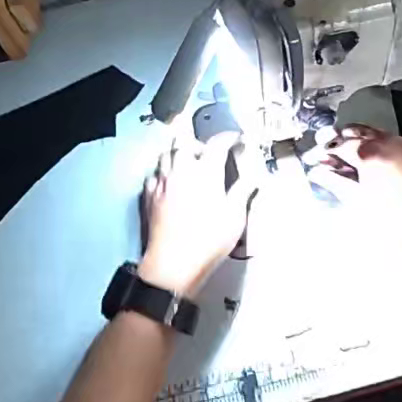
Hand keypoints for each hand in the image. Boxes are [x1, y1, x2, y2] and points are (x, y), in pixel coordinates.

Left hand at [138, 131, 260, 293]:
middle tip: (209, 152)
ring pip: (166, 154)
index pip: (218, 143)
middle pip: (186, 143)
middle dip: (199, 143)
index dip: (229, 137)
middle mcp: (181, 172)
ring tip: (188, 163)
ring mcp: (162, 183)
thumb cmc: (206, 241)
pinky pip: (153, 175)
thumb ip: (243, 191)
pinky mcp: (149, 197)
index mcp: (206, 172)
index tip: (236, 139)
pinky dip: (163, 173)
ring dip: (178, 154)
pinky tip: (169, 182)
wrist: (173, 264)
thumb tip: (252, 179)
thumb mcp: (235, 217)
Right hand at [304, 125, 401, 277]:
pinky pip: (398, 143)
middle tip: (332, 154)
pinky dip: (384, 148)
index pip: (339, 145)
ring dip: (364, 142)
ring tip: (355, 160)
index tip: (317, 159)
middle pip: (359, 133)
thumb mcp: (361, 206)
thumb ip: (337, 185)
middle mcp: (389, 142)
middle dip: (342, 141)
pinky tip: (382, 165)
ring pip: (379, 135)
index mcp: (369, 153)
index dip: (325, 152)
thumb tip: (319, 172)